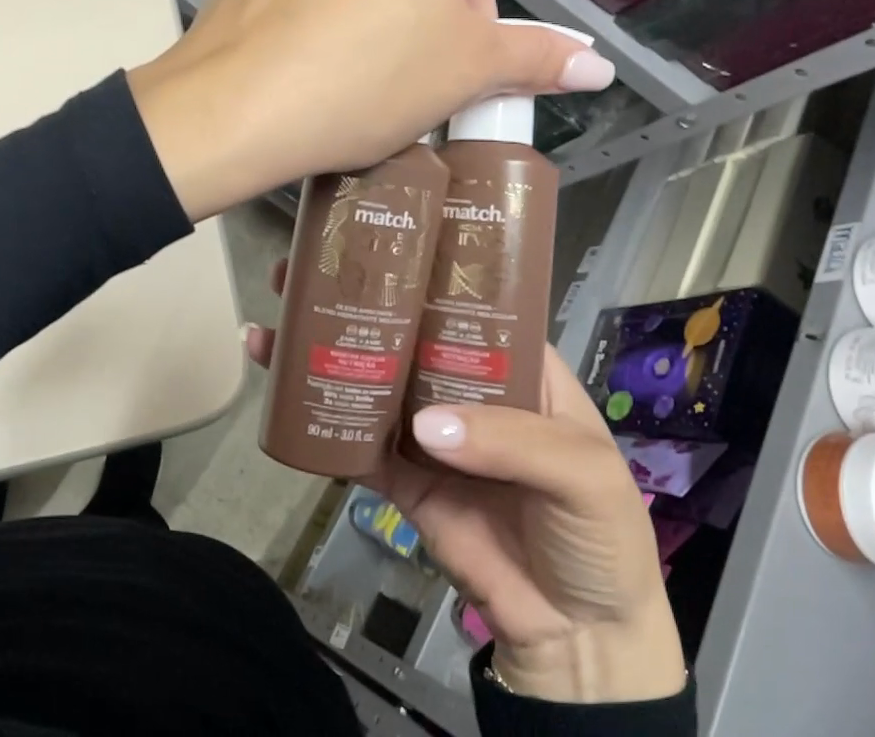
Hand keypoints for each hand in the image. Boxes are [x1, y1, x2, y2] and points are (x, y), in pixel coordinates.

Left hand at [129, 0, 614, 220]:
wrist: (238, 106)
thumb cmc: (370, 79)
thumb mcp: (466, 73)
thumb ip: (536, 61)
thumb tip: (601, 66)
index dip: (465, 46)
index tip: (440, 89)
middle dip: (415, 36)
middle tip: (397, 95)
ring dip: (366, 33)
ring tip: (348, 90)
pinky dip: (315, 32)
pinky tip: (306, 78)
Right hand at [246, 262, 683, 704]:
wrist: (575, 634)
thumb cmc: (599, 535)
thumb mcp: (582, 475)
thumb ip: (510, 441)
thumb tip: (419, 424)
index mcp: (520, 370)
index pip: (470, 307)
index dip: (427, 274)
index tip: (377, 241)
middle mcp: (468, 390)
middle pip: (406, 336)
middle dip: (358, 304)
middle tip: (303, 271)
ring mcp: (430, 435)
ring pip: (371, 382)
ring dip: (325, 352)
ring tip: (275, 321)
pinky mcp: (401, 479)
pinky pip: (356, 444)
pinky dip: (319, 420)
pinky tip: (281, 389)